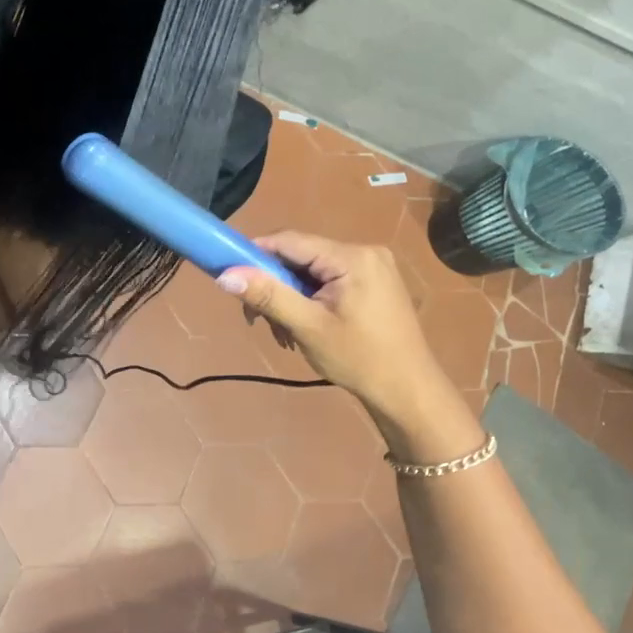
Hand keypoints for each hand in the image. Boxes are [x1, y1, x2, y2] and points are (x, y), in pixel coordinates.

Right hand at [216, 230, 446, 413]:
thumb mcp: (307, 327)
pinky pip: (326, 282)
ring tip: (283, 333)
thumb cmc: (359, 359)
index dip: (254, 256)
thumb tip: (224, 276)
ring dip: (288, 298)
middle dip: (273, 285)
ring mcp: (371, 268)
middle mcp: (364, 252)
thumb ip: (268, 296)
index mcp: (352, 257)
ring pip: (309, 271)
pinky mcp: (372, 284)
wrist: (408, 391)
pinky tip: (301, 328)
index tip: (231, 280)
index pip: (289, 241)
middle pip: (298, 256)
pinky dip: (306, 301)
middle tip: (258, 320)